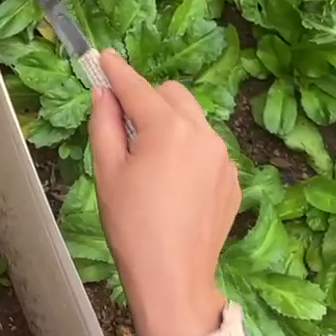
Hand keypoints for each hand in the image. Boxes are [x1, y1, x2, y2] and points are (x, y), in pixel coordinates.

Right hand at [90, 51, 239, 335]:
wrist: (173, 279)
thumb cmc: (131, 224)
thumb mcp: (106, 170)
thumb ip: (104, 123)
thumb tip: (104, 92)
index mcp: (167, 127)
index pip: (136, 86)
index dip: (116, 70)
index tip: (102, 57)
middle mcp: (203, 133)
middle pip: (171, 94)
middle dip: (147, 99)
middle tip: (124, 128)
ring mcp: (223, 157)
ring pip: (193, 119)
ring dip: (170, 123)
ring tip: (150, 161)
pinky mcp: (233, 180)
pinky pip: (207, 148)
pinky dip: (188, 150)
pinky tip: (173, 184)